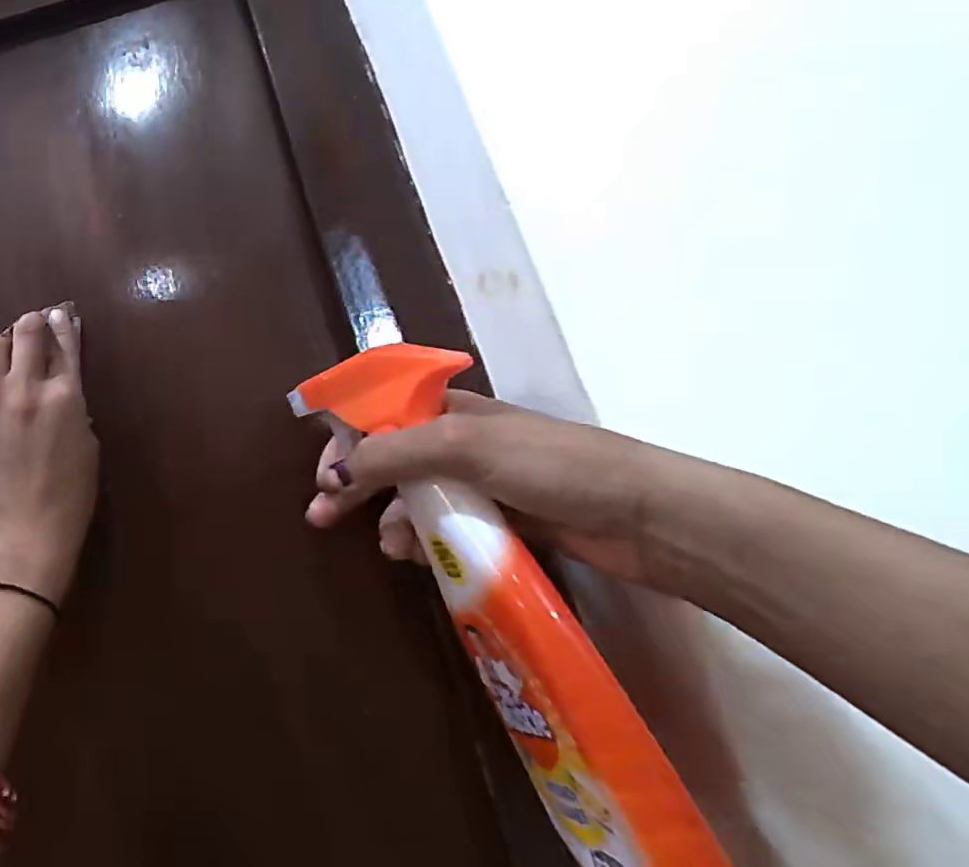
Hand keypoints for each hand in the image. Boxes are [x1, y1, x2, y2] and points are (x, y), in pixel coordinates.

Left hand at [0, 305, 98, 603]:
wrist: (27, 531)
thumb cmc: (71, 494)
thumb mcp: (88, 444)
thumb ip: (73, 406)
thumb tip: (63, 387)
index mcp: (65, 396)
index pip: (65, 345)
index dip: (64, 324)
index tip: (61, 313)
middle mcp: (27, 389)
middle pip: (26, 333)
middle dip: (33, 320)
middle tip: (37, 321)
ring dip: (5, 340)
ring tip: (11, 346)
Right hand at [304, 390, 687, 587]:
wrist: (646, 518)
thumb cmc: (551, 464)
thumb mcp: (462, 447)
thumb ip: (392, 455)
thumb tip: (334, 476)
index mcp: (444, 411)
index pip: (375, 414)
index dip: (344, 441)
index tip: (326, 476)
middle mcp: (453, 441)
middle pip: (386, 458)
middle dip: (353, 485)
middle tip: (322, 516)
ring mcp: (475, 482)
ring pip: (411, 498)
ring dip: (389, 520)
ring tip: (389, 548)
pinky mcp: (496, 520)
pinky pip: (441, 527)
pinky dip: (423, 540)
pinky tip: (417, 558)